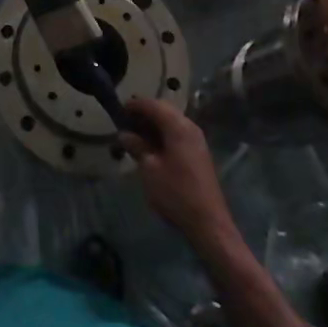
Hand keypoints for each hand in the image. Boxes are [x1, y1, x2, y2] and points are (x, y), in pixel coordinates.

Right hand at [121, 98, 238, 248]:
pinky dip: (163, 133)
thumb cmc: (175, 193)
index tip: (119, 109)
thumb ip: (137, 147)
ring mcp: (197, 139)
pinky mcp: (198, 152)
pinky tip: (151, 146)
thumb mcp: (149, 169)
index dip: (135, 105)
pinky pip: (177, 133)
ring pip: (171, 121)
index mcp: (178, 127)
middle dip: (144, 113)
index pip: (154, 105)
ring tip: (135, 134)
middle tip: (125, 122)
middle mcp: (190, 127)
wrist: (208, 221)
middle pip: (164, 110)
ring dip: (153, 124)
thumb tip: (124, 134)